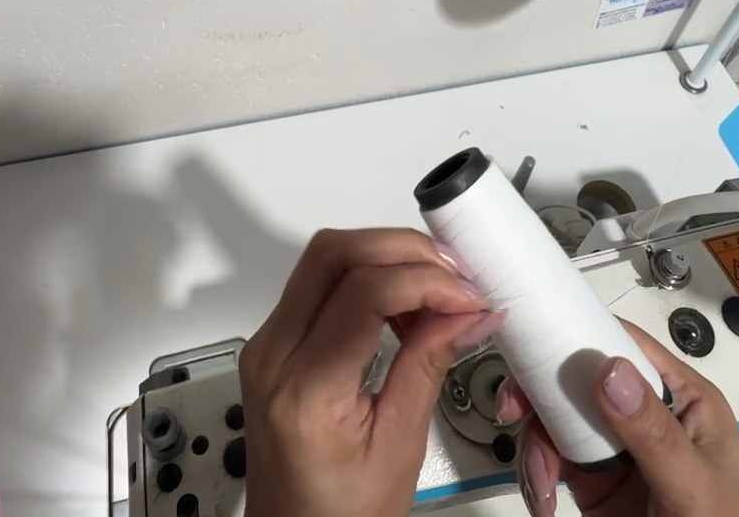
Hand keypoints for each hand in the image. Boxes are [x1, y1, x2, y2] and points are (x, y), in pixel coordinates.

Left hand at [240, 228, 505, 516]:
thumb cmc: (342, 516)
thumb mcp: (400, 448)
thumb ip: (430, 365)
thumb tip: (470, 310)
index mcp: (304, 392)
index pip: (363, 293)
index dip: (425, 280)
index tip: (468, 295)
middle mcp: (273, 354)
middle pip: (333, 253)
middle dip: (400, 247)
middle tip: (453, 272)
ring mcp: (268, 341)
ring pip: (324, 256)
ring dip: (384, 255)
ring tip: (435, 288)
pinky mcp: (275, 338)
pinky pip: (319, 279)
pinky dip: (367, 273)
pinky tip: (403, 301)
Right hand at [497, 320, 738, 516]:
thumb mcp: (696, 485)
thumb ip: (653, 432)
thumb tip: (610, 369)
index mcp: (678, 396)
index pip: (624, 344)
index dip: (578, 334)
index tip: (533, 343)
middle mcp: (643, 412)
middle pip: (578, 378)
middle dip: (538, 392)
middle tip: (511, 410)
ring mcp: (615, 446)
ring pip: (555, 418)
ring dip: (535, 446)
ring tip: (539, 483)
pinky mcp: (593, 480)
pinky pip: (551, 458)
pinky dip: (536, 475)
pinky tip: (541, 501)